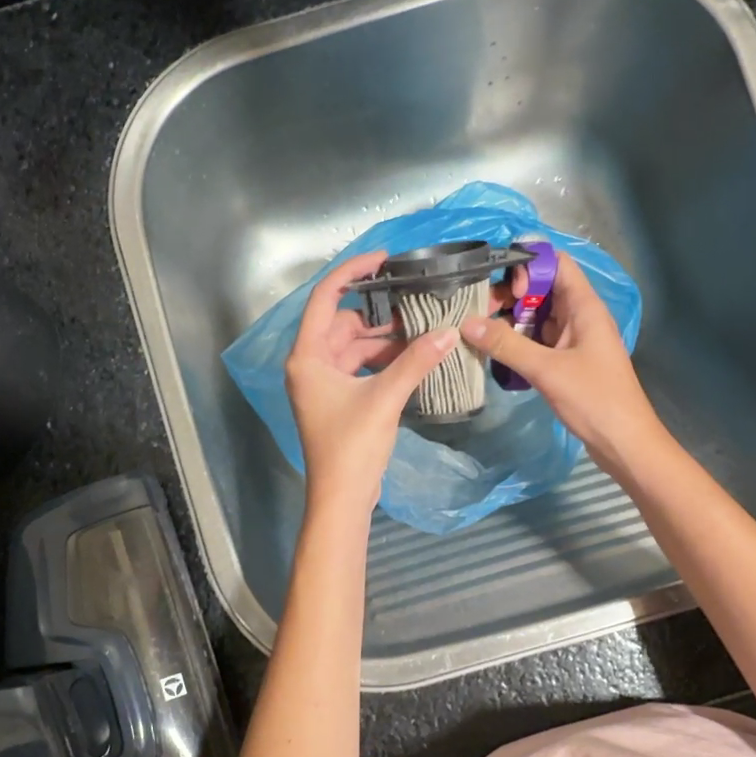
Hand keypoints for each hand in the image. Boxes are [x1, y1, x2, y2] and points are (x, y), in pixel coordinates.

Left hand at [286, 251, 454, 512]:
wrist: (342, 497)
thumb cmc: (352, 446)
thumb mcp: (385, 398)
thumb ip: (415, 362)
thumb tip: (448, 332)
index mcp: (307, 357)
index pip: (325, 298)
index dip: (352, 273)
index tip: (383, 259)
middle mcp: (309, 365)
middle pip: (342, 322)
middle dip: (377, 313)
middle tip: (415, 302)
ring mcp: (322, 384)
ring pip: (353, 346)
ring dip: (383, 339)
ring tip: (420, 329)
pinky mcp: (337, 401)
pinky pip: (359, 367)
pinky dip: (381, 360)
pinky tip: (410, 358)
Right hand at [461, 254, 663, 468]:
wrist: (624, 443)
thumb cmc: (594, 400)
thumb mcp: (546, 370)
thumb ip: (507, 345)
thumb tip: (467, 323)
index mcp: (584, 306)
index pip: (555, 263)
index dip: (527, 266)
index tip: (501, 288)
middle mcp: (580, 317)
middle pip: (542, 289)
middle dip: (510, 295)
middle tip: (478, 312)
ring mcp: (574, 340)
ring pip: (538, 317)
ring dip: (511, 321)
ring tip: (479, 332)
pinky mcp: (568, 362)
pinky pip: (539, 341)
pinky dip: (518, 343)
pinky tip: (495, 353)